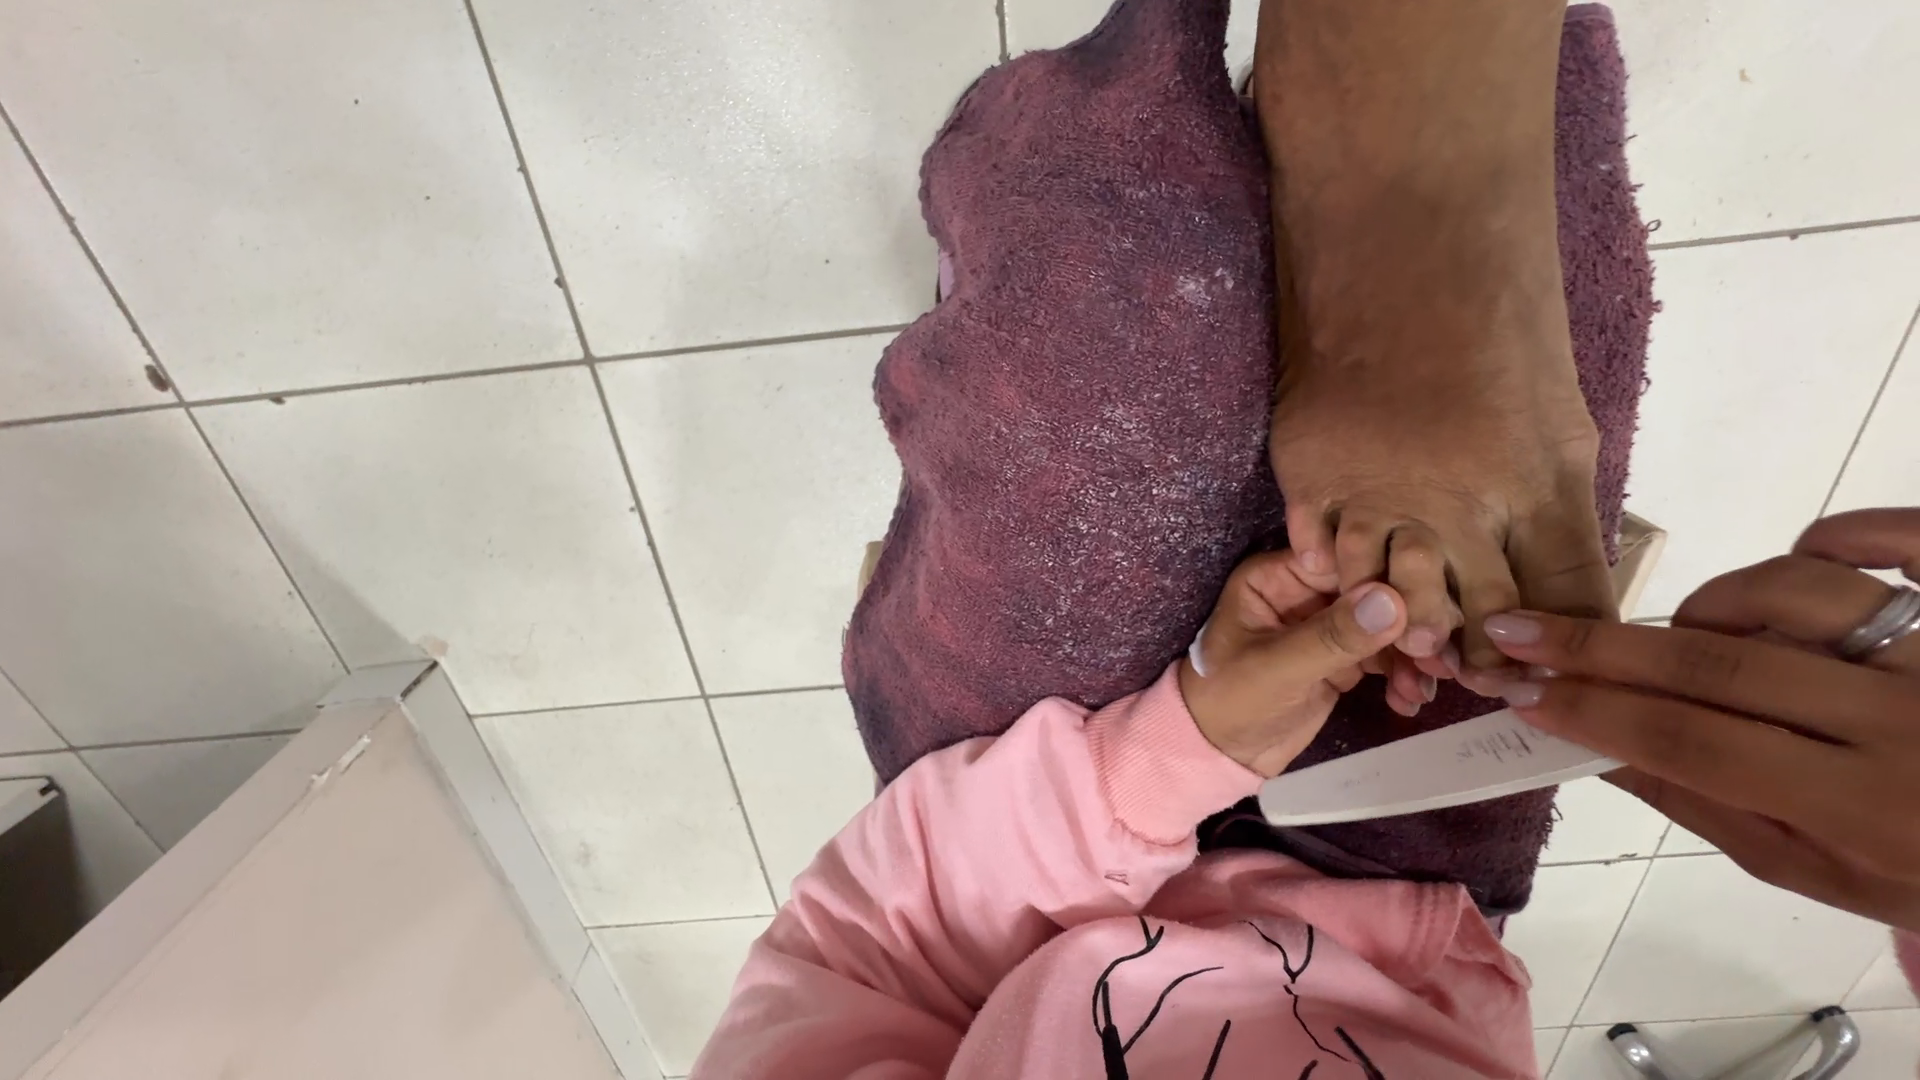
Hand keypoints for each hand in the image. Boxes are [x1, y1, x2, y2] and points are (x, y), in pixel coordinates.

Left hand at [1180, 551, 1407, 776]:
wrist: (1219, 753)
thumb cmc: (1229, 701)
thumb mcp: (1277, 668)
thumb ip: (1331, 636)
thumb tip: (1392, 599)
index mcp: (1274, 577)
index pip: (1344, 560)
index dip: (1389, 582)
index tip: (1427, 612)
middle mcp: (1303, 591)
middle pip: (1374, 590)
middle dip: (1411, 622)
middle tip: (1439, 658)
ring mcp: (1326, 623)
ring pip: (1388, 625)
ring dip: (1413, 655)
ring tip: (1425, 687)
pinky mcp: (1342, 656)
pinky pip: (1386, 655)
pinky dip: (1404, 675)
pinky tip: (1411, 700)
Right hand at [1270, 354, 1615, 689]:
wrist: (1404, 280)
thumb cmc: (1499, 348)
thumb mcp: (1563, 430)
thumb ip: (1558, 513)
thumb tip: (1554, 584)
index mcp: (1531, 489)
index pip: (1556, 597)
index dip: (1549, 648)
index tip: (1537, 680)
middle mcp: (1450, 505)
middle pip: (1465, 608)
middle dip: (1472, 656)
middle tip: (1468, 682)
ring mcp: (1370, 490)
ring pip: (1378, 588)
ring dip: (1393, 626)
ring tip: (1403, 650)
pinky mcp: (1311, 473)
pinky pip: (1314, 543)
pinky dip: (1324, 571)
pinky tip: (1332, 583)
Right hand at [1481, 508, 1919, 931]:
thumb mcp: (1813, 866)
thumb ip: (1698, 801)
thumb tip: (1581, 741)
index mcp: (1867, 809)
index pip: (1690, 745)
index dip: (1591, 714)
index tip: (1519, 692)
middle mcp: (1913, 726)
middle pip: (1717, 667)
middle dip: (1594, 647)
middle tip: (1515, 628)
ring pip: (1796, 593)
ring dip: (1712, 604)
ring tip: (1696, 630)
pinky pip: (1912, 541)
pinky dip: (1850, 533)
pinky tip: (1813, 549)